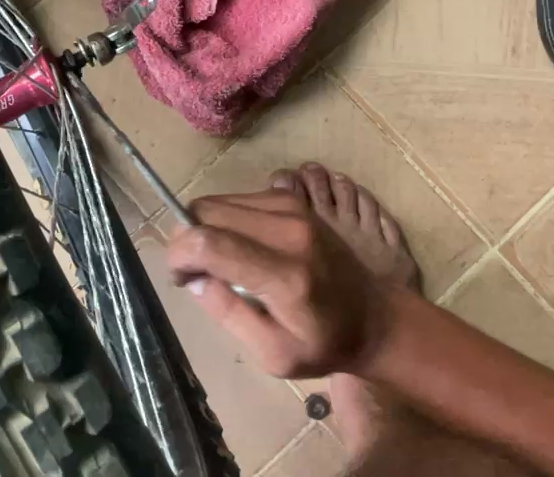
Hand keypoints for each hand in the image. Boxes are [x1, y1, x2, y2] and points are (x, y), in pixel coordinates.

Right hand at [165, 189, 386, 378]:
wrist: (375, 316)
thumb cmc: (324, 344)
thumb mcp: (274, 355)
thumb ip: (229, 314)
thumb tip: (194, 280)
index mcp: (285, 276)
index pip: (211, 243)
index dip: (179, 254)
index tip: (178, 277)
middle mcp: (288, 231)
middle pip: (206, 212)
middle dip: (186, 239)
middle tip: (194, 272)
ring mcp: (292, 208)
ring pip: (217, 202)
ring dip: (203, 228)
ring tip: (215, 260)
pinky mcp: (292, 199)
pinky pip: (235, 199)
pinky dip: (223, 220)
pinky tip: (235, 246)